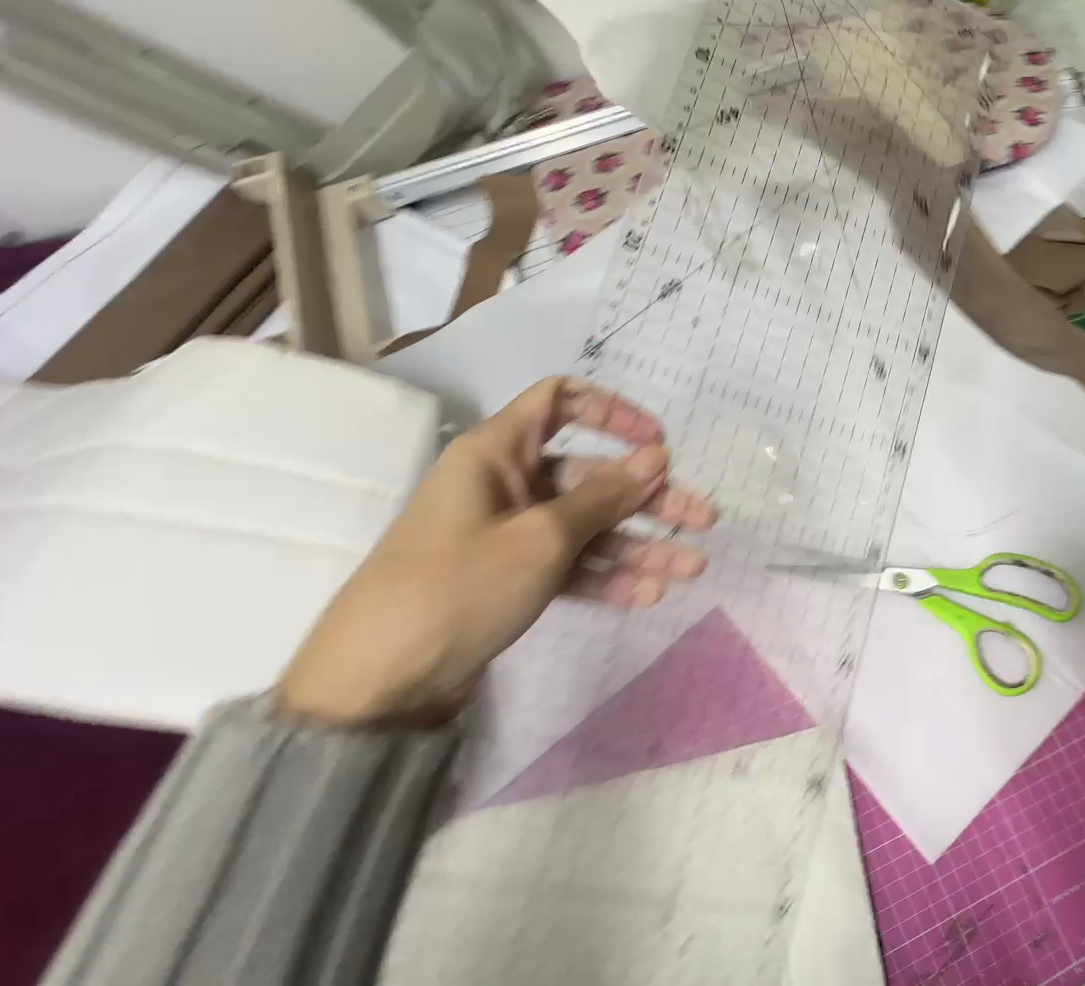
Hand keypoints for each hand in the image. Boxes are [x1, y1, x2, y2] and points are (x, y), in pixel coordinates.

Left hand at [275, 377, 716, 726]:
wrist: (381, 682)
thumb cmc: (460, 586)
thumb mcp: (543, 537)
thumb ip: (605, 496)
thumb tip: (657, 457)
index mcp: (497, 452)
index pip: (560, 401)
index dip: (614, 413)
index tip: (658, 445)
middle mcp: (506, 485)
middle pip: (591, 476)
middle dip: (650, 498)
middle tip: (704, 520)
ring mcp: (509, 535)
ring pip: (589, 527)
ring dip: (641, 546)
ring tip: (692, 569)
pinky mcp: (512, 578)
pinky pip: (572, 565)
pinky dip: (608, 577)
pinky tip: (649, 595)